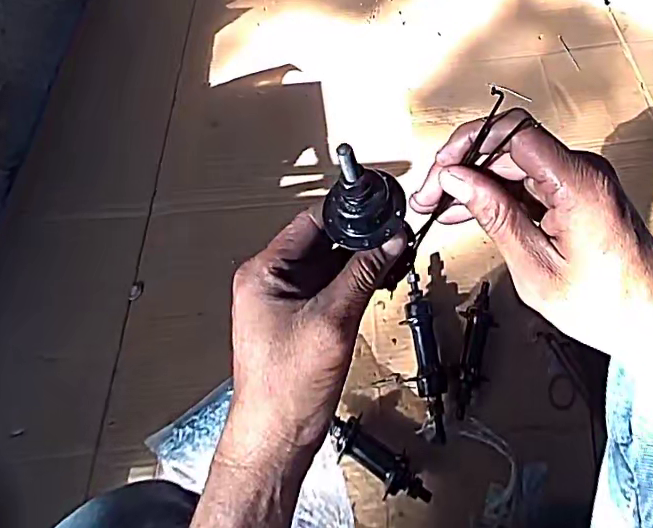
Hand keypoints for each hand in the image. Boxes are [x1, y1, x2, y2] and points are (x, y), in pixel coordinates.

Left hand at [218, 207, 404, 469]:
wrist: (275, 444)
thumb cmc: (284, 390)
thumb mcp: (332, 321)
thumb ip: (362, 274)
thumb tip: (388, 241)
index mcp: (263, 272)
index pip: (309, 222)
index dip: (344, 213)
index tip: (373, 208)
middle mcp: (270, 280)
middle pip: (320, 241)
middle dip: (356, 238)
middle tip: (388, 234)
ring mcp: (284, 299)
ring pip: (327, 263)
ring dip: (357, 260)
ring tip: (388, 256)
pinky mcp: (299, 317)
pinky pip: (329, 285)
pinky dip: (352, 281)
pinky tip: (375, 281)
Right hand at [409, 109, 652, 356]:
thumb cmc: (609, 305)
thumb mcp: (536, 269)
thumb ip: (494, 215)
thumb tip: (457, 179)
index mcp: (578, 184)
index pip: (514, 133)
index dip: (471, 143)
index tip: (443, 168)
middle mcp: (583, 171)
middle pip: (508, 145)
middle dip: (464, 165)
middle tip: (432, 194)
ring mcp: (580, 179)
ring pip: (513, 161)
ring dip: (476, 179)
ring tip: (441, 205)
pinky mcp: (577, 190)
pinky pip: (528, 178)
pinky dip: (498, 191)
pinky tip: (469, 209)